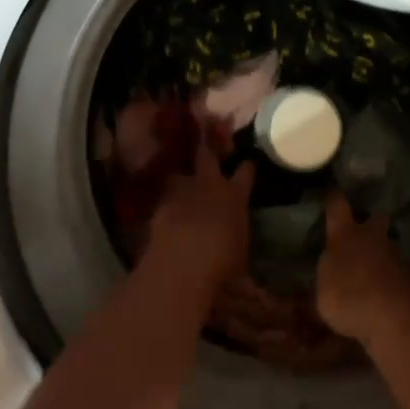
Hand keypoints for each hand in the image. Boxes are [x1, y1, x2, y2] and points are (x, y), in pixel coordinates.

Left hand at [148, 139, 255, 293]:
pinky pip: (165, 199)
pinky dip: (168, 204)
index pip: (245, 172)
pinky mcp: (160, 207)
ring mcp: (181, 193)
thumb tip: (245, 256)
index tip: (249, 161)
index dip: (247, 166)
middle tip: (207, 143)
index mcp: (234, 196)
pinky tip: (168, 213)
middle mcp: (209, 186)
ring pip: (180, 176)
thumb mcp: (240, 255)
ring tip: (182, 183)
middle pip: (207, 157)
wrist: (182, 264)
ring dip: (182, 179)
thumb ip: (239, 243)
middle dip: (208, 149)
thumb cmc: (223, 262)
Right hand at [317, 193, 409, 341]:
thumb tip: (330, 265)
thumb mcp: (322, 290)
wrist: (393, 317)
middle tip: (364, 230)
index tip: (333, 192)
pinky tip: (386, 290)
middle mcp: (371, 237)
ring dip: (382, 252)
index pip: (337, 206)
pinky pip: (397, 271)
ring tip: (374, 268)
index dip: (334, 199)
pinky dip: (391, 276)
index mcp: (344, 235)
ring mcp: (394, 256)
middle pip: (375, 218)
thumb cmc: (347, 297)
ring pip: (388, 244)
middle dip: (371, 221)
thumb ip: (327, 273)